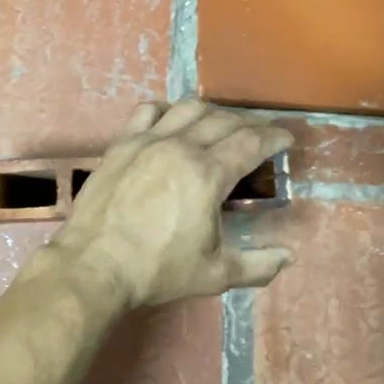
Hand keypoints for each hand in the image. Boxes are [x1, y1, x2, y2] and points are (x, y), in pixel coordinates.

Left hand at [46, 99, 294, 309]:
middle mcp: (180, 146)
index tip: (286, 138)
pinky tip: (172, 118)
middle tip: (260, 134)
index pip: (250, 142)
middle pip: (223, 121)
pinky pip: (147, 111)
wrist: (94, 265)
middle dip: (249, 124)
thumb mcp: (215, 275)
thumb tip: (288, 256)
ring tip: (222, 123)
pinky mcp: (121, 144)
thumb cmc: (157, 270)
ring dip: (212, 112)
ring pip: (188, 109)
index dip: (273, 137)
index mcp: (207, 174)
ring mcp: (147, 140)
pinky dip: (166, 109)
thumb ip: (257, 265)